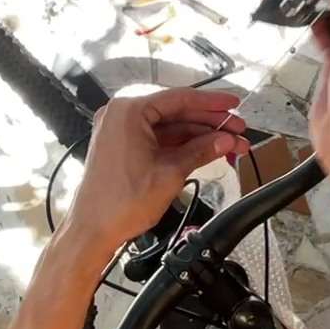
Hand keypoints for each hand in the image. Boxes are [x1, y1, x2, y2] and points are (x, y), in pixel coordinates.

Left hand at [62, 88, 248, 258]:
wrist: (93, 230)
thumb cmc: (118, 203)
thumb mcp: (171, 173)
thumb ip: (201, 151)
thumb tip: (224, 140)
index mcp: (128, 112)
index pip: (179, 98)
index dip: (212, 102)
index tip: (233, 104)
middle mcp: (122, 115)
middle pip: (176, 111)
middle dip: (210, 122)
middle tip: (237, 130)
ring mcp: (122, 130)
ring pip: (170, 126)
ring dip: (200, 135)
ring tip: (229, 145)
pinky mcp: (124, 146)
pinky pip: (159, 138)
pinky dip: (182, 144)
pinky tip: (207, 150)